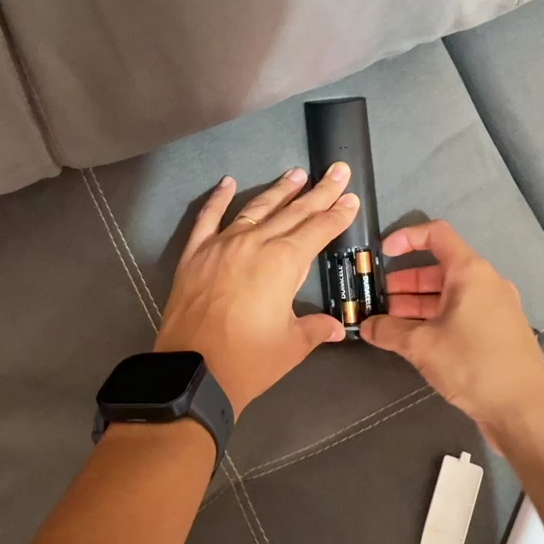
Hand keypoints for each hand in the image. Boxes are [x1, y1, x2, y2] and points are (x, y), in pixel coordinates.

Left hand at [156, 164, 360, 416]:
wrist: (193, 372)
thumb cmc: (249, 361)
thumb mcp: (291, 345)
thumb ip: (315, 328)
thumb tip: (335, 326)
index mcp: (283, 262)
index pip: (318, 230)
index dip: (337, 214)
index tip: (350, 198)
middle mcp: (255, 243)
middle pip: (293, 212)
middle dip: (318, 192)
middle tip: (336, 171)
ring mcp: (222, 245)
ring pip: (256, 209)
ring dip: (279, 191)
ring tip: (296, 173)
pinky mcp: (196, 254)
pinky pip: (208, 218)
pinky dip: (218, 199)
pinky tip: (228, 183)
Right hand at [359, 220, 543, 431]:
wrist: (526, 411)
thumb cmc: (474, 364)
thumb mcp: (422, 345)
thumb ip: (389, 330)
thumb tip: (366, 326)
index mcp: (471, 273)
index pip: (436, 234)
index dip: (406, 237)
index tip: (382, 254)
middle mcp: (485, 284)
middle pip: (438, 268)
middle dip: (404, 281)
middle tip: (376, 299)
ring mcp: (494, 309)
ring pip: (447, 294)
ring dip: (416, 304)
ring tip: (387, 322)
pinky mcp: (496, 333)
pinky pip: (459, 314)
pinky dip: (434, 319)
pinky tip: (412, 340)